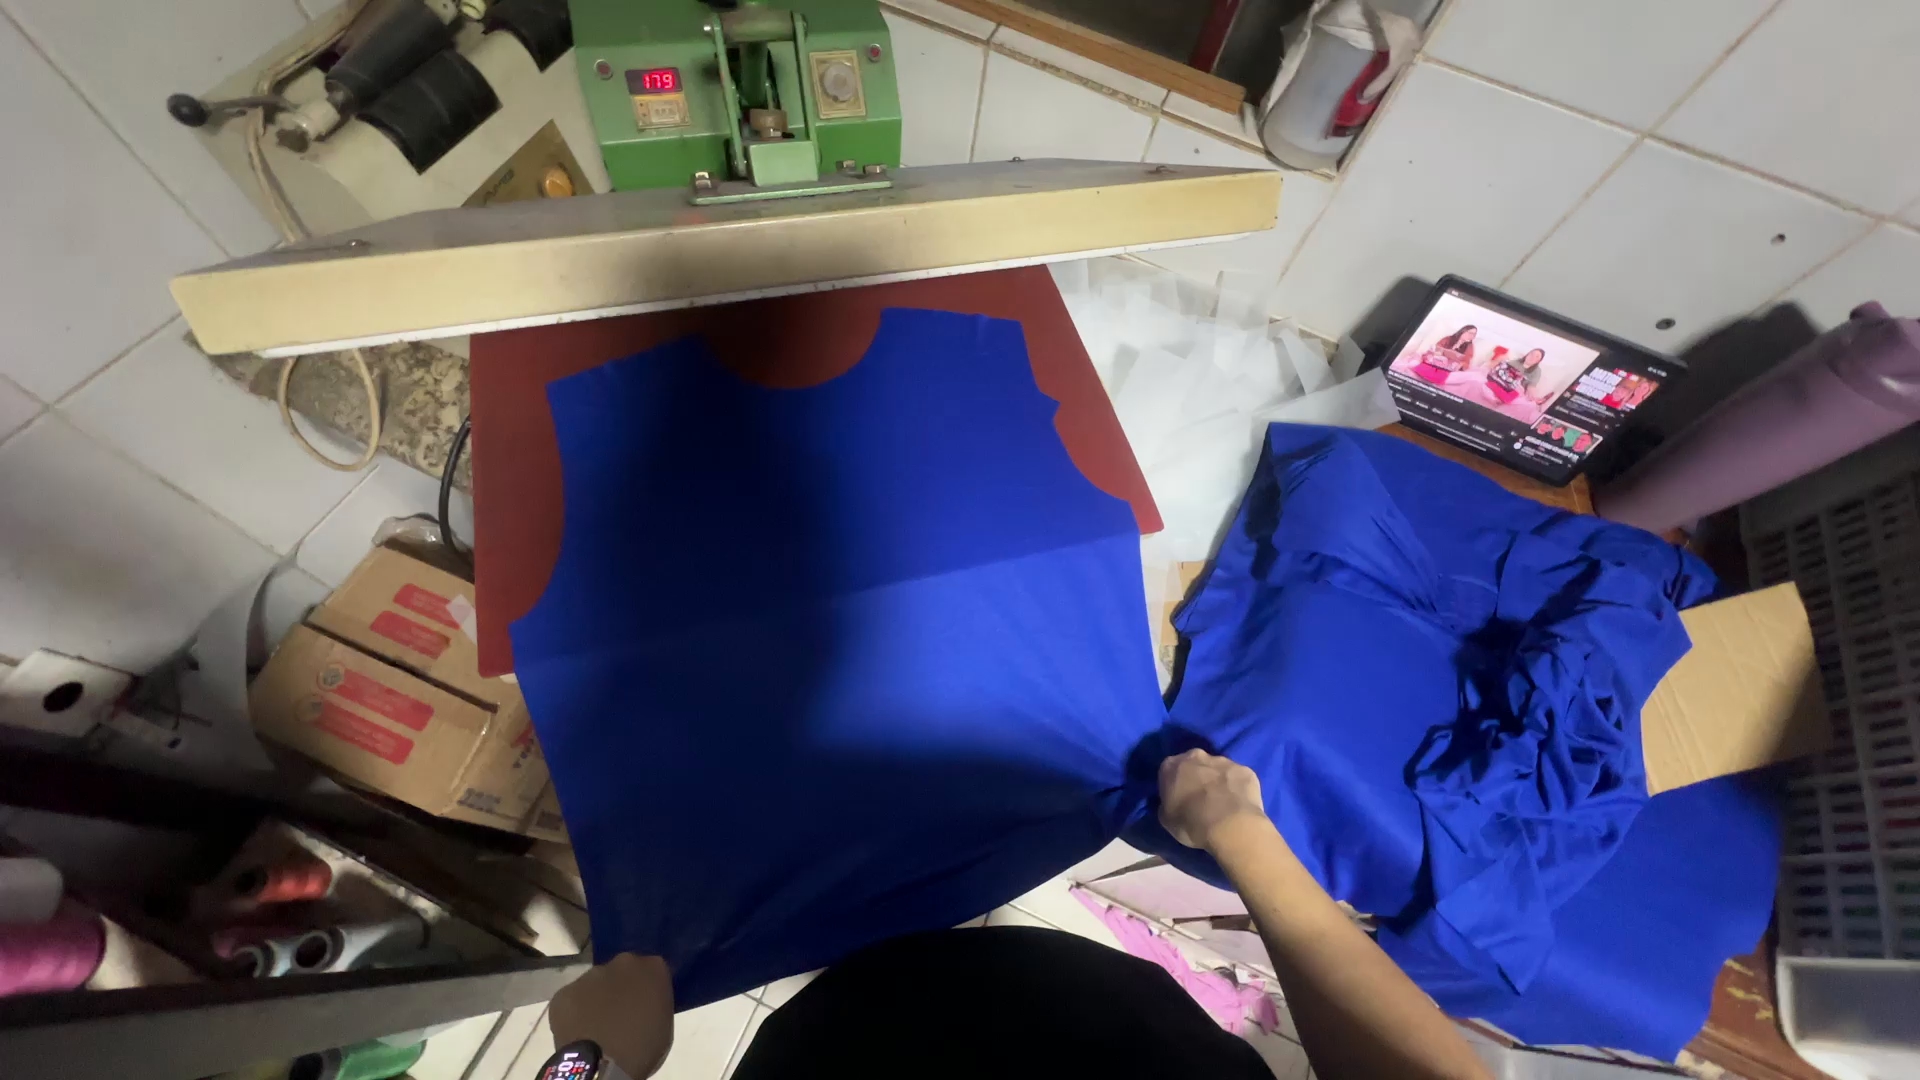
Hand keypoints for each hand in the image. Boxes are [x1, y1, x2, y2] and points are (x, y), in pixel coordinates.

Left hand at [549, 953, 672, 1079]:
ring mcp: (592, 975)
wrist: (602, 1065)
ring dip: (595, 999)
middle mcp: (624, 962)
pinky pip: (571, 1000)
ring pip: (595, 984)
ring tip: (594, 1026)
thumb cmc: (642, 1049)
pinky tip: (577, 1032)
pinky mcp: (565, 993)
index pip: (651, 971)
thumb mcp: (664, 1022)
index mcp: (654, 967)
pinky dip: (573, 1012)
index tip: (641, 1007)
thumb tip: (642, 1006)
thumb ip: (654, 1003)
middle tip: (617, 1015)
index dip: (644, 989)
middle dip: (619, 988)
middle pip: (622, 971)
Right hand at [1157, 749, 1271, 851]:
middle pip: (1195, 764)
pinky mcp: (1246, 771)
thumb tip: (1173, 803)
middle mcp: (1196, 756)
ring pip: (1219, 770)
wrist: (1229, 826)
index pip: (1169, 771)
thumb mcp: (1166, 819)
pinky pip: (1240, 779)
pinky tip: (1241, 807)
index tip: (1179, 799)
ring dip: (1219, 782)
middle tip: (1202, 800)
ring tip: (1224, 805)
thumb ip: (1167, 805)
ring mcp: (1223, 761)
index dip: (1175, 785)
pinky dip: (1239, 789)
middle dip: (1198, 778)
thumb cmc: (1191, 823)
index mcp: (1171, 765)